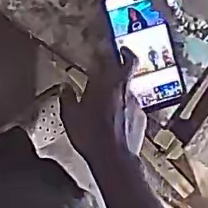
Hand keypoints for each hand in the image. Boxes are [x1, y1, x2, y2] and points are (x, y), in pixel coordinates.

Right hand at [61, 44, 145, 169]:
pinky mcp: (142, 119)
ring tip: (108, 103)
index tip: (110, 48)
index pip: (120, 58)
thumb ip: (68, 97)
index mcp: (109, 83)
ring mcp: (136, 104)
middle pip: (130, 69)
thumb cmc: (91, 135)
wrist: (114, 159)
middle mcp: (126, 90)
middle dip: (124, 62)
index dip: (116, 50)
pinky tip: (115, 121)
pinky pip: (132, 108)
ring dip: (120, 92)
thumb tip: (65, 88)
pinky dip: (125, 109)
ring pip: (129, 90)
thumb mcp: (71, 115)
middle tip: (117, 60)